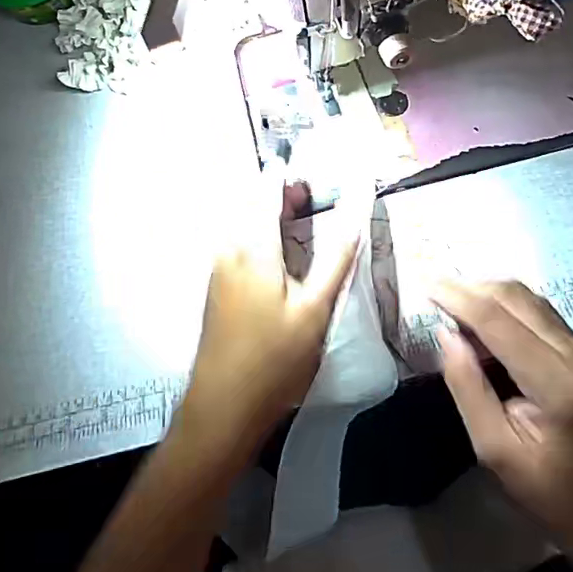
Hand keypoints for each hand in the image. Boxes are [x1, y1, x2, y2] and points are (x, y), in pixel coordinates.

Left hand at [175, 178, 360, 465]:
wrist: (223, 403)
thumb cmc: (275, 358)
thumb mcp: (316, 308)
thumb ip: (337, 256)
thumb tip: (357, 207)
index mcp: (253, 245)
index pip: (265, 190)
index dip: (285, 174)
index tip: (309, 168)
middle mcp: (229, 246)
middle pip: (251, 202)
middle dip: (278, 191)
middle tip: (309, 195)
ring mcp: (218, 265)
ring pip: (242, 221)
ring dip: (266, 212)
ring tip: (299, 219)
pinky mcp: (216, 283)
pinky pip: (237, 240)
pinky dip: (257, 232)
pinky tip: (279, 253)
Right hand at [431, 279, 572, 553]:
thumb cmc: (557, 496)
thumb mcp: (496, 451)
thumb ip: (468, 387)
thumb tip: (445, 334)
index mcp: (557, 382)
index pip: (497, 320)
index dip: (456, 296)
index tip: (422, 282)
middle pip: (515, 297)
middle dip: (469, 286)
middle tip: (431, 287)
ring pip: (529, 299)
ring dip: (487, 291)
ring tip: (450, 297)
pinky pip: (539, 313)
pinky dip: (505, 304)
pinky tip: (482, 316)